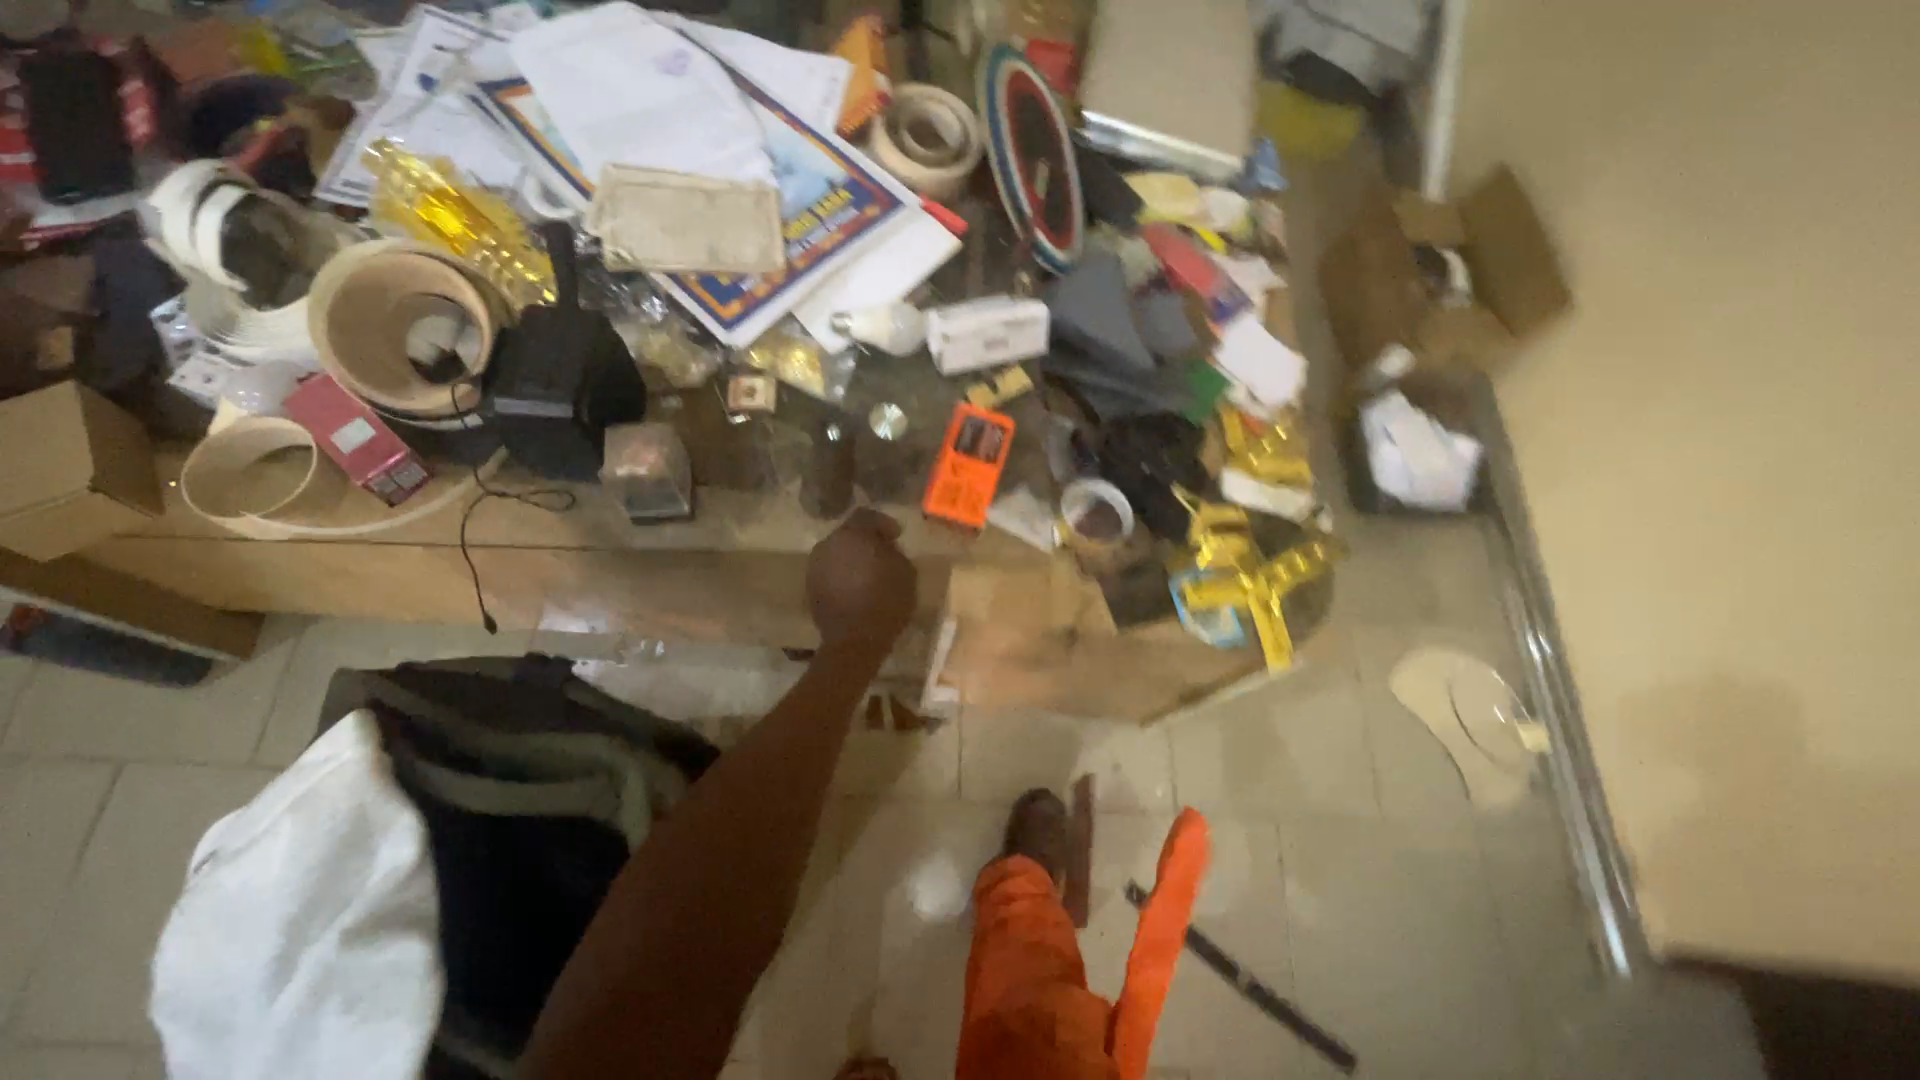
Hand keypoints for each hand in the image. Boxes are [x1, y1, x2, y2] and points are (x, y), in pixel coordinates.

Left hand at [807, 508, 916, 653]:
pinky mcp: (810, 586)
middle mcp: (828, 544)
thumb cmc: (886, 601)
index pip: (866, 515)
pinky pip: (830, 571)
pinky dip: (842, 574)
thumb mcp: (905, 571)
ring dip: (852, 558)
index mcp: (852, 534)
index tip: (897, 536)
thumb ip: (894, 551)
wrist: (855, 639)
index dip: (883, 523)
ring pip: (837, 553)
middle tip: (883, 554)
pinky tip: (855, 587)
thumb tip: (884, 547)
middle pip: (849, 534)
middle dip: (866, 541)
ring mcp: (816, 566)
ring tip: (868, 573)